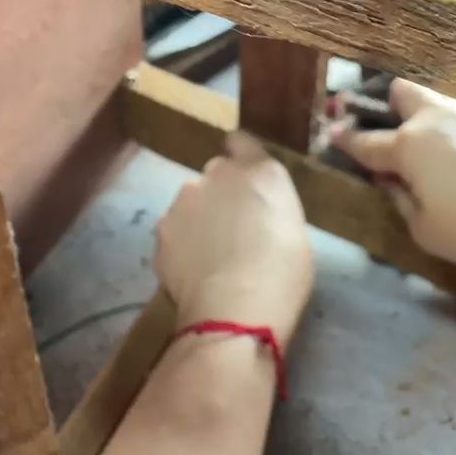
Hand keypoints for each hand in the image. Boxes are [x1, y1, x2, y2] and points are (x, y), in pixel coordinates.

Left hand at [154, 132, 314, 342]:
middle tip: (234, 229)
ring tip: (210, 256)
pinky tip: (194, 271)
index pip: (242, 141)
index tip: (245, 176)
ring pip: (191, 202)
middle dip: (222, 193)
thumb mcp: (294, 231)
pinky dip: (181, 244)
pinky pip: (174, 230)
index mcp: (259, 170)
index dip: (241, 156)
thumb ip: (271, 206)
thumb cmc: (282, 275)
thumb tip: (258, 211)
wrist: (233, 313)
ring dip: (199, 218)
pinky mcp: (161, 229)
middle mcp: (218, 174)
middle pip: (216, 174)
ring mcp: (184, 200)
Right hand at [331, 79, 455, 272]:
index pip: (365, 141)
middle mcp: (436, 118)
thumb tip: (392, 182)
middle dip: (388, 106)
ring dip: (431, 116)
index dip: (345, 139)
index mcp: (409, 146)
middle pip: (400, 92)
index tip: (333, 133)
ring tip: (444, 148)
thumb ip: (401, 201)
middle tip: (392, 130)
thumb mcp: (426, 231)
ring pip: (441, 98)